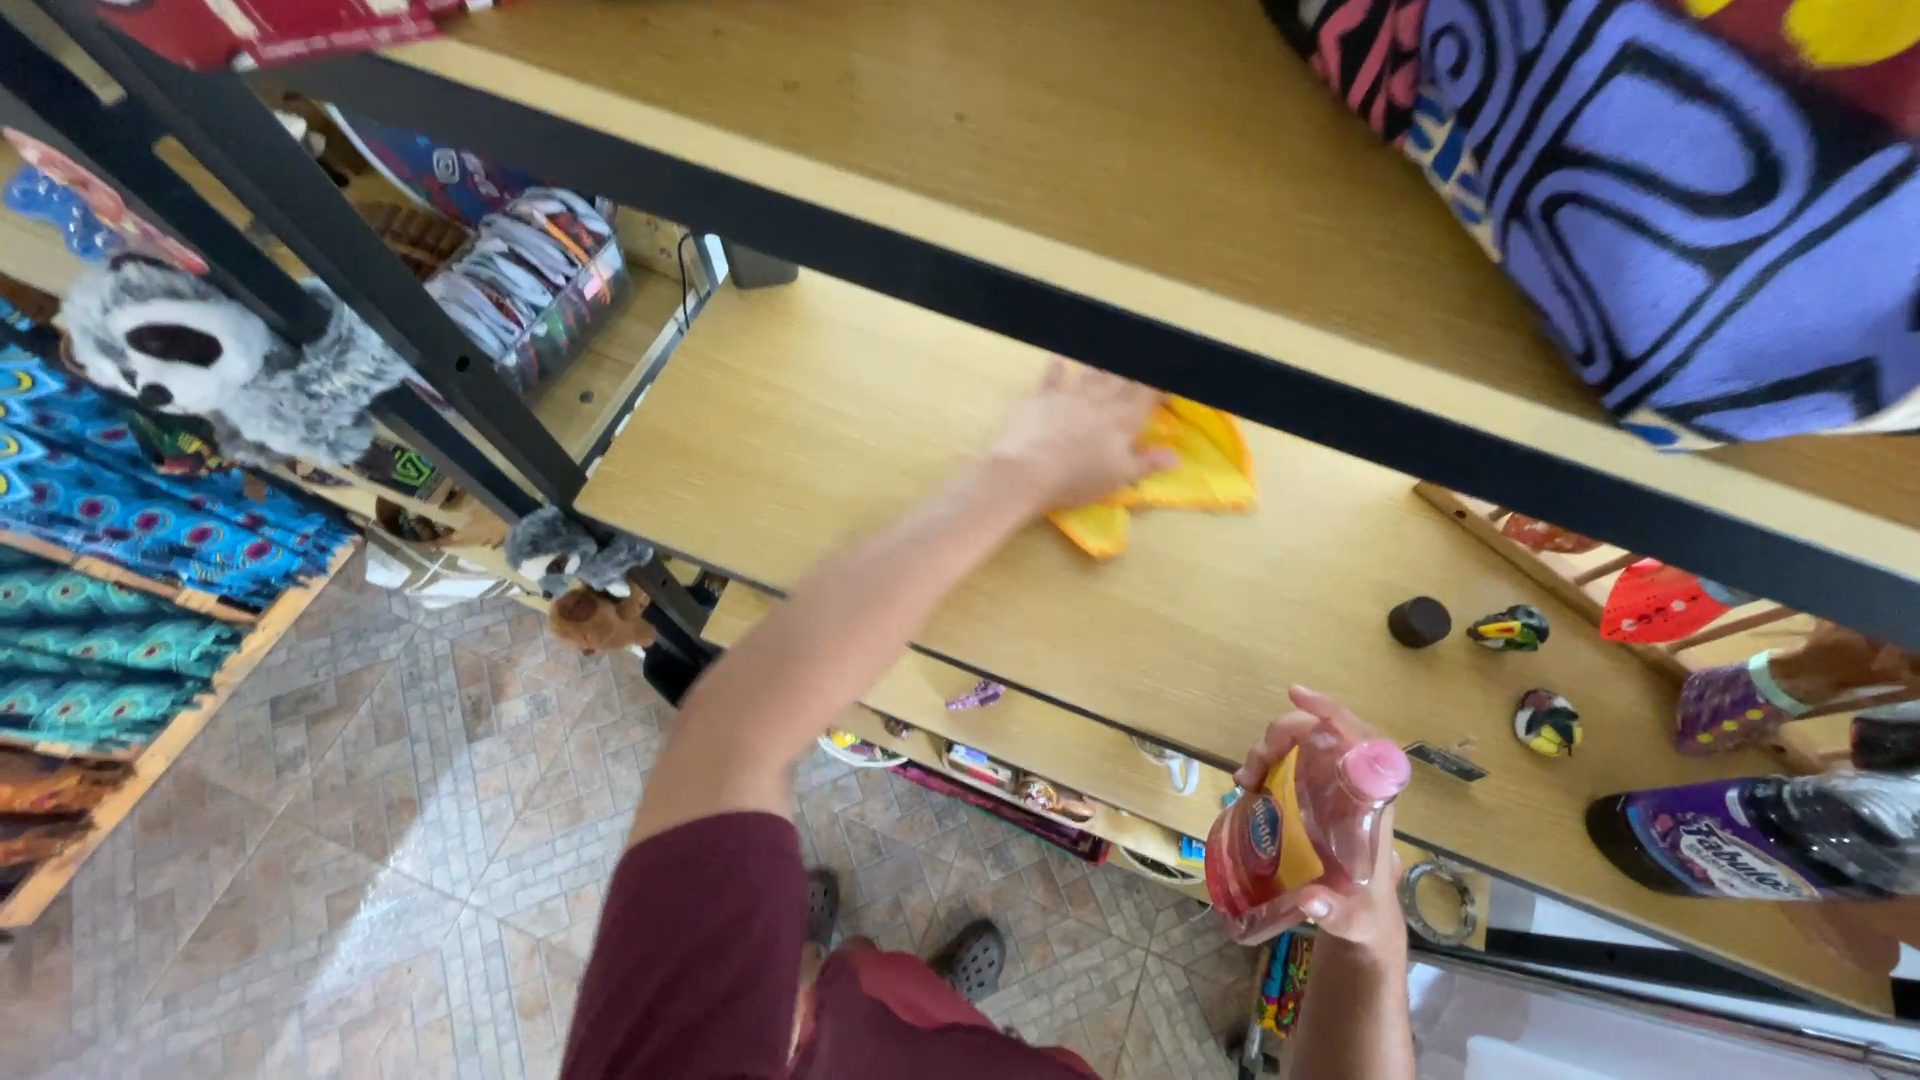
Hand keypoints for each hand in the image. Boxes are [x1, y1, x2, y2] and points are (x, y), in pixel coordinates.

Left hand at [984, 359, 1177, 511]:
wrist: (1026, 470)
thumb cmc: (1077, 478)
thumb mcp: (1119, 477)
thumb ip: (1147, 463)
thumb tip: (1176, 457)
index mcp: (1123, 419)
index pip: (1148, 394)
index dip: (1159, 387)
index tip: (1166, 387)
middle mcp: (1099, 400)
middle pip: (1122, 378)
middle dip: (1134, 373)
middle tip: (1140, 367)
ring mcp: (1069, 395)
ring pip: (1092, 373)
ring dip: (1103, 368)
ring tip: (1110, 362)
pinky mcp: (1041, 397)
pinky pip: (1052, 376)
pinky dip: (1057, 368)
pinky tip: (1059, 360)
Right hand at [1235, 685, 1405, 954]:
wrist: (1362, 918)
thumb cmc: (1365, 914)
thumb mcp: (1352, 919)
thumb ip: (1333, 912)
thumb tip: (1309, 901)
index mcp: (1371, 802)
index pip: (1361, 740)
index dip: (1332, 712)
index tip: (1296, 694)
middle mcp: (1352, 783)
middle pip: (1320, 733)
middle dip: (1283, 735)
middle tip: (1254, 764)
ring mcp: (1332, 784)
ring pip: (1301, 742)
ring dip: (1268, 748)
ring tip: (1245, 779)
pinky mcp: (1314, 792)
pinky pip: (1290, 759)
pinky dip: (1265, 762)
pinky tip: (1249, 784)